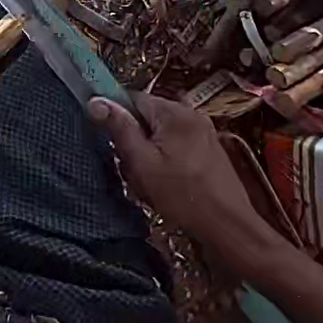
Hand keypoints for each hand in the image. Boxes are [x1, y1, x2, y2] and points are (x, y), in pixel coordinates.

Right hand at [88, 93, 282, 262]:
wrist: (227, 223)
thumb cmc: (181, 194)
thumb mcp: (142, 163)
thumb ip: (120, 129)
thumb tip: (96, 100)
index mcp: (173, 111)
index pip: (134, 99)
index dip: (119, 118)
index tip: (115, 145)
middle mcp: (191, 112)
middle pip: (149, 117)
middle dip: (136, 141)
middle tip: (135, 171)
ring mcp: (204, 129)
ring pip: (162, 134)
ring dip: (150, 154)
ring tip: (152, 183)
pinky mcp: (210, 147)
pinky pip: (178, 144)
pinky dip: (168, 160)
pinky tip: (169, 185)